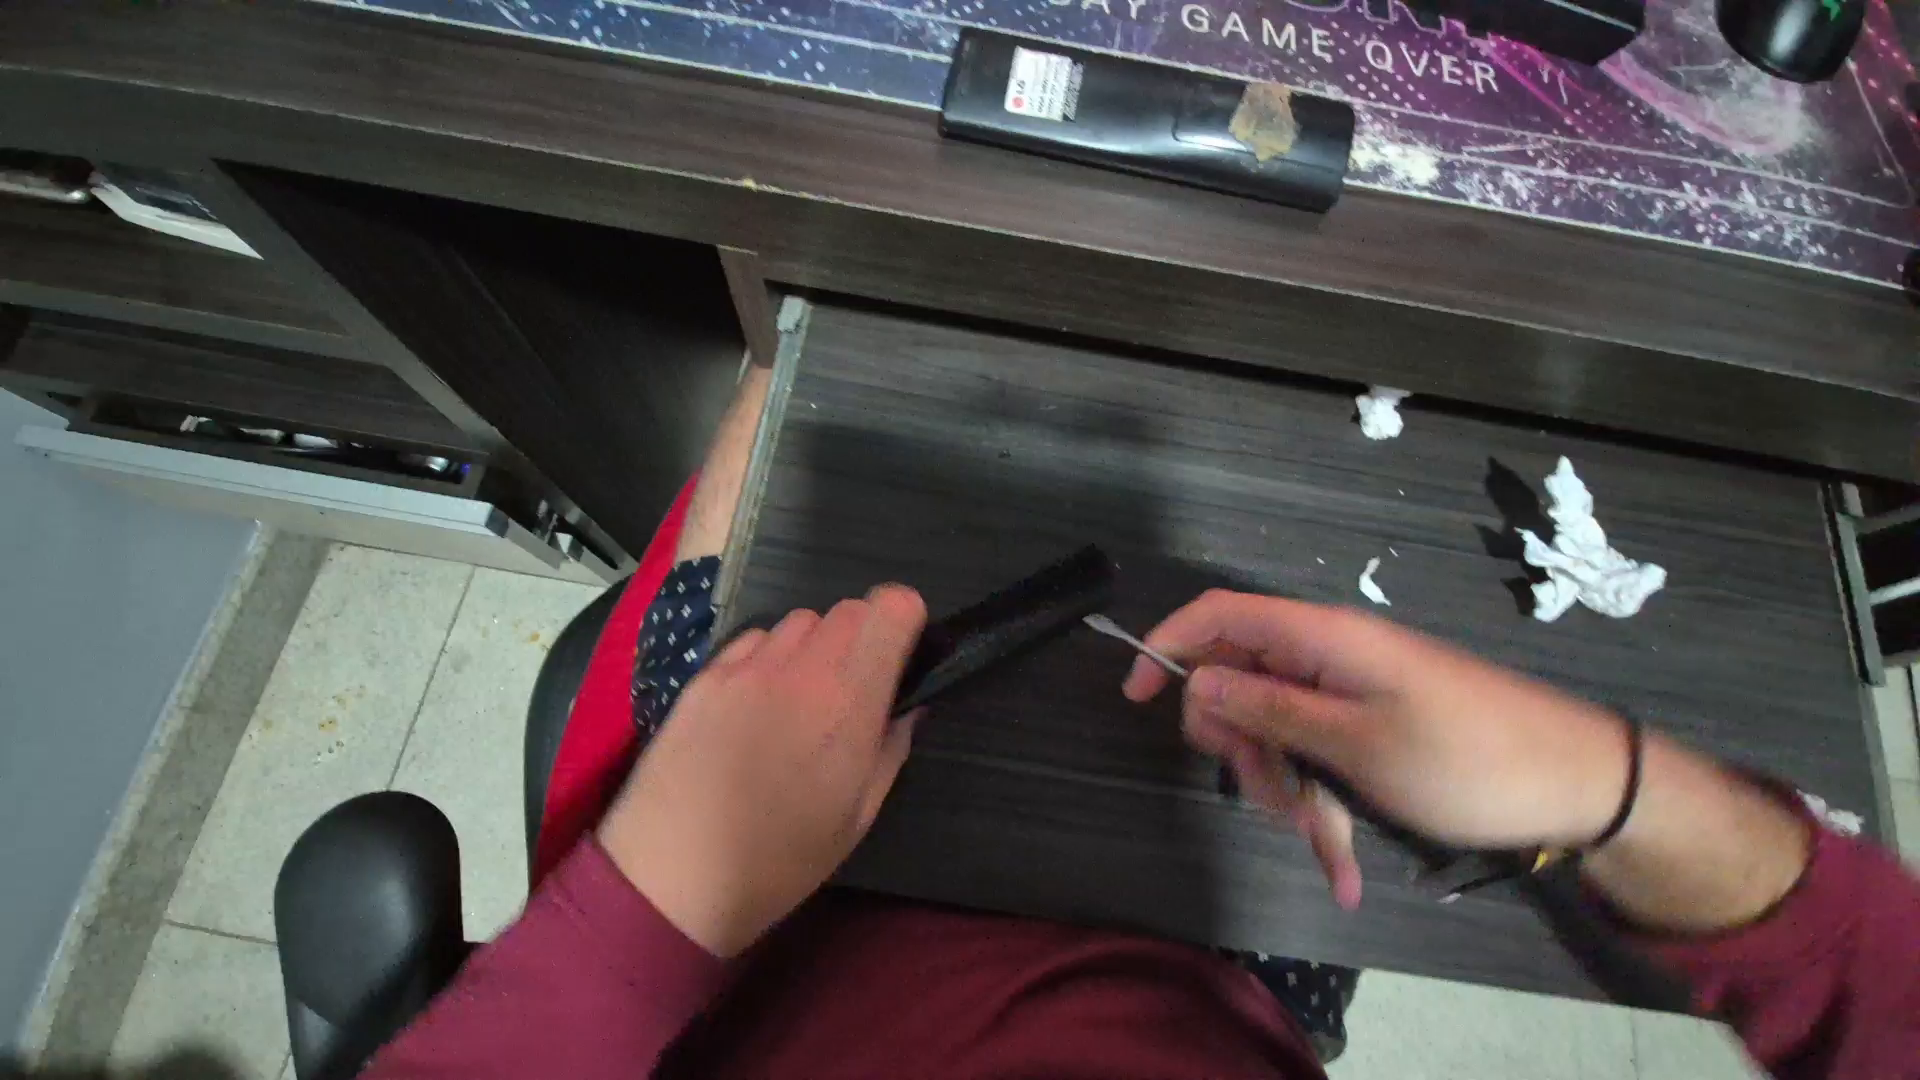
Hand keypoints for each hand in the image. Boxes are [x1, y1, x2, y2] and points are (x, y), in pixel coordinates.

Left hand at [597, 585, 926, 956]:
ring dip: (816, 644)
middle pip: (850, 607)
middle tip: (855, 683)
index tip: (901, 652)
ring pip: (801, 620)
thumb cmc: (780, 858)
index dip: (905, 619)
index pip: (891, 607)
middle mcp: (801, 668)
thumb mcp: (858, 815)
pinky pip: (754, 640)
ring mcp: (747, 666)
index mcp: (849, 701)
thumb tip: (910, 707)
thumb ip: (892, 747)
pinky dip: (769, 656)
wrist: (670, 879)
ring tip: (802, 692)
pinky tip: (756, 701)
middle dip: (865, 633)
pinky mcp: (705, 676)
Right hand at [1121, 590, 1634, 908]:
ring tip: (1324, 839)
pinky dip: (1316, 800)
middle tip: (1270, 794)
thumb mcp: (1354, 742)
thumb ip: (1265, 708)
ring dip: (1282, 784)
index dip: (1166, 645)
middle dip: (1239, 743)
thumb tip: (1195, 683)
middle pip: (1235, 681)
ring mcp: (1342, 690)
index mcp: (1316, 637)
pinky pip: (1312, 753)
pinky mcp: (1362, 722)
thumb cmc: (1466, 759)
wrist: (1584, 786)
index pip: (1216, 616)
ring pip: (1270, 728)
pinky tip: (1343, 863)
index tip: (1136, 697)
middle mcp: (1321, 654)